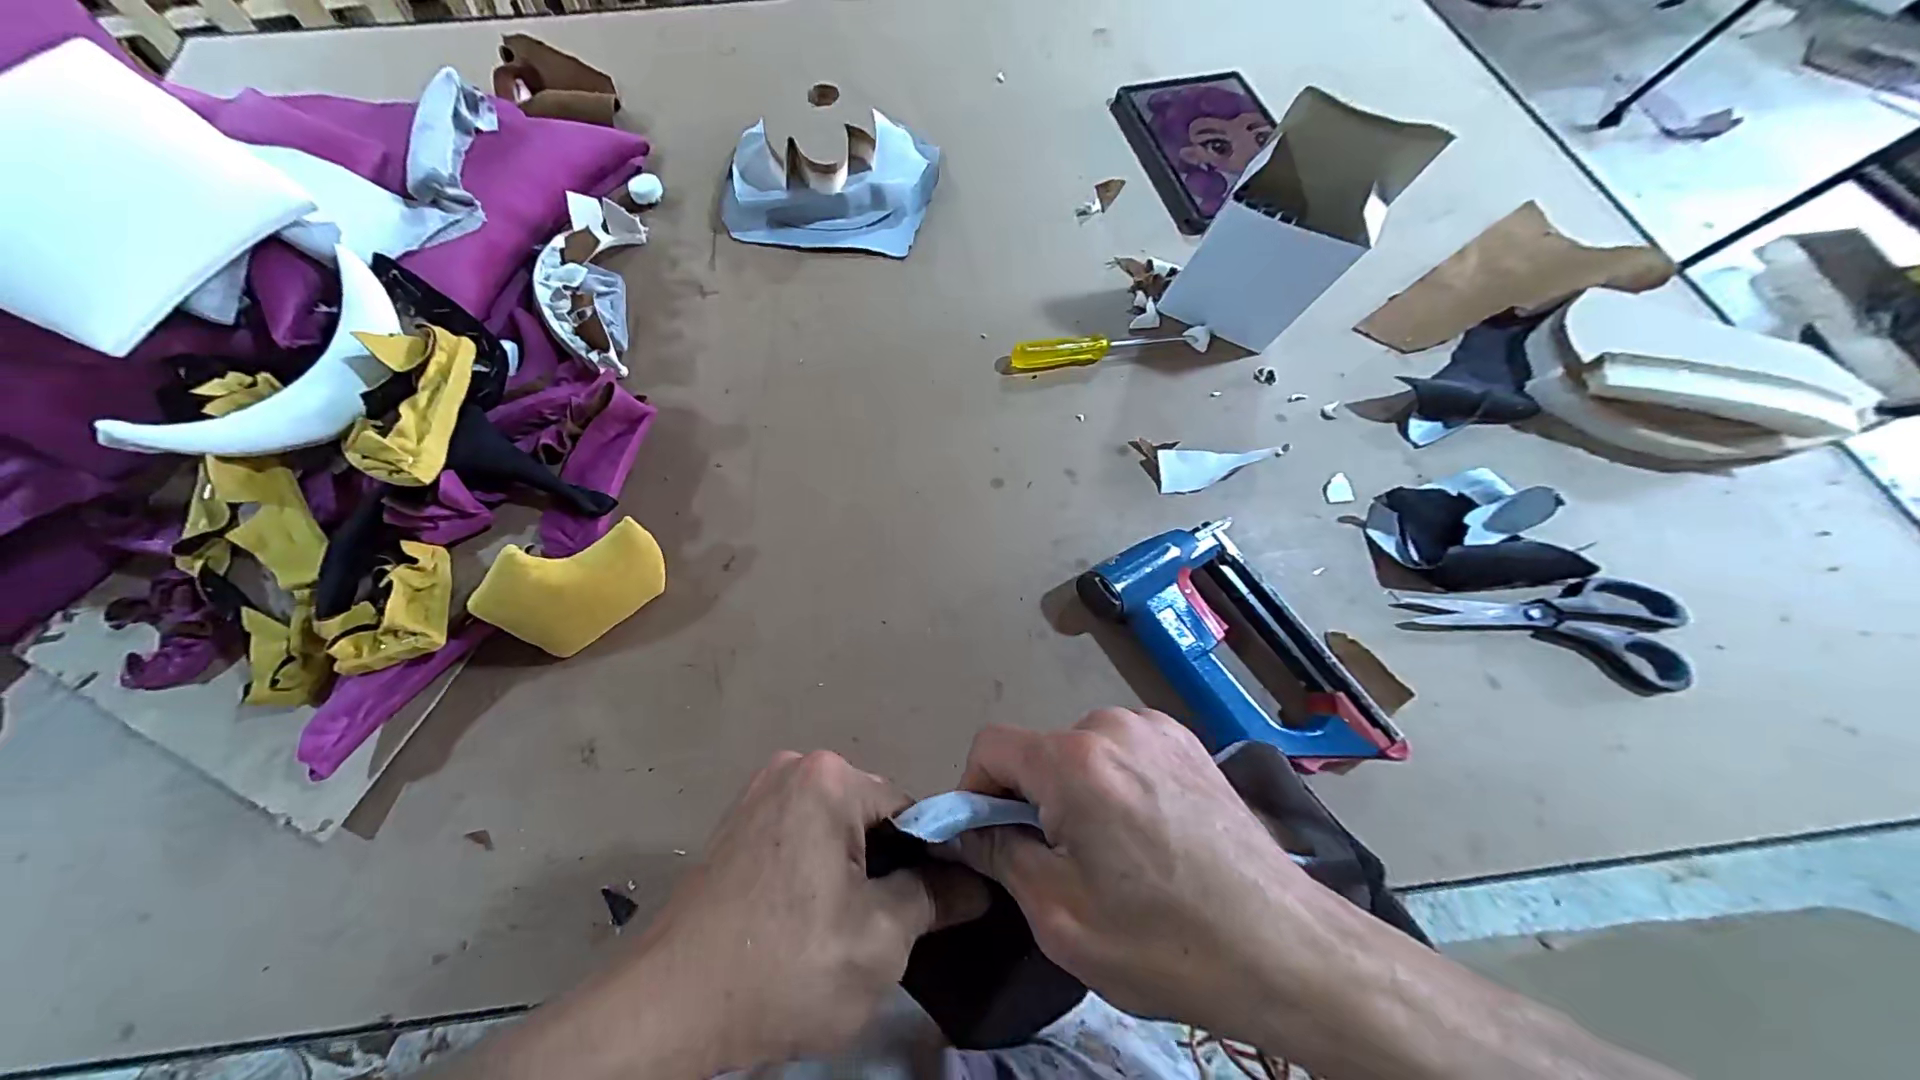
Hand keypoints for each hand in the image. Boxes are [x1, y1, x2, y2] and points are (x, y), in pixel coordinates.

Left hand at [451, 750, 986, 1079]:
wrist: (662, 1015)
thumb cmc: (783, 970)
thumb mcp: (880, 941)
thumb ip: (936, 898)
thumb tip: (975, 882)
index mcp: (829, 777)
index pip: (911, 811)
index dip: (934, 860)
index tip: (939, 908)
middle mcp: (793, 767)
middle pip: (872, 817)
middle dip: (889, 867)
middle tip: (889, 929)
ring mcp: (757, 795)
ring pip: (837, 830)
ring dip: (853, 874)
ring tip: (844, 932)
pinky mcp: (735, 827)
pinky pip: (801, 839)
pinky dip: (817, 874)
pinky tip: (808, 923)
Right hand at [956, 710, 1687, 1079]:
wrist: (1288, 949)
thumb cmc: (1165, 942)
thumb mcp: (1061, 915)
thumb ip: (1000, 857)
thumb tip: (965, 830)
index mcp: (1075, 761)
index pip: (990, 746)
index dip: (974, 791)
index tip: (988, 839)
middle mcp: (1113, 724)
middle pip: (1039, 750)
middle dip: (1029, 798)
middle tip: (1055, 860)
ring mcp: (1158, 727)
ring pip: (1081, 750)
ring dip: (1074, 791)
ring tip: (1109, 852)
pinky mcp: (1190, 742)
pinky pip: (1125, 750)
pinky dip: (1114, 781)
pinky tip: (1146, 832)